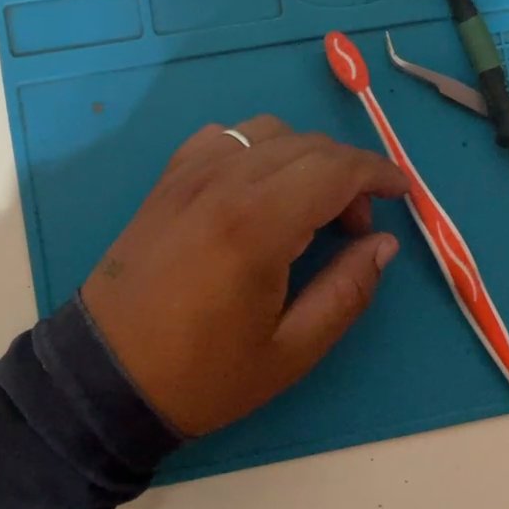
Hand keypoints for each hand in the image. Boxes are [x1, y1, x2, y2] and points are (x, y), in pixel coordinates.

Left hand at [80, 116, 409, 435]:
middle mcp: (224, 183)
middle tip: (355, 227)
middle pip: (309, 146)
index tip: (402, 193)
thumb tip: (385, 243)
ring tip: (309, 207)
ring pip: (268, 131)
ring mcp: (190, 175)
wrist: (105, 377)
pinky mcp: (168, 181)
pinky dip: (257, 149)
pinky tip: (259, 187)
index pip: (336, 169)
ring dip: (306, 157)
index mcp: (258, 225)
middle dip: (349, 173)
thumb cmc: (202, 374)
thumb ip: (347, 291)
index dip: (379, 173)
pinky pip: (224, 137)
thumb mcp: (291, 351)